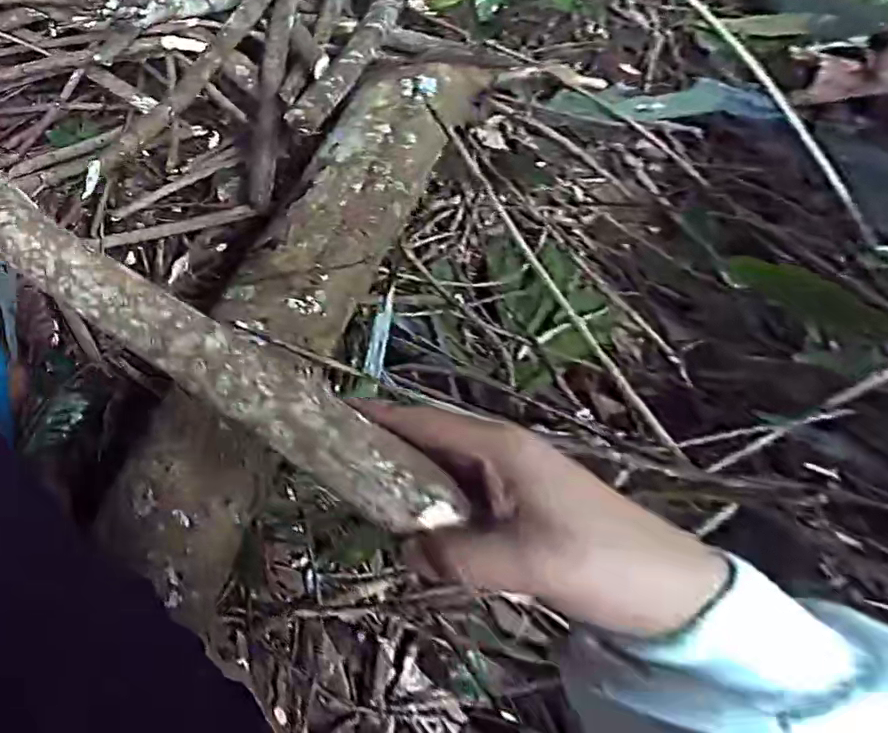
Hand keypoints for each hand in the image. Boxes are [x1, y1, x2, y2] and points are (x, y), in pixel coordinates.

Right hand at [356, 401, 729, 636]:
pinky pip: (458, 488)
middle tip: (338, 463)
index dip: (370, 415)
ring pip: (438, 463)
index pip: (416, 417)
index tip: (326, 418)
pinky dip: (431, 498)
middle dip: (380, 447)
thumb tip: (405, 553)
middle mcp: (498, 448)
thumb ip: (456, 557)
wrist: (693, 603)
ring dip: (405, 477)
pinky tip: (418, 521)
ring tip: (368, 494)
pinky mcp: (518, 499)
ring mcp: (510, 473)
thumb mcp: (527, 564)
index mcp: (497, 444)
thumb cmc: (607, 565)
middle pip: (422, 436)